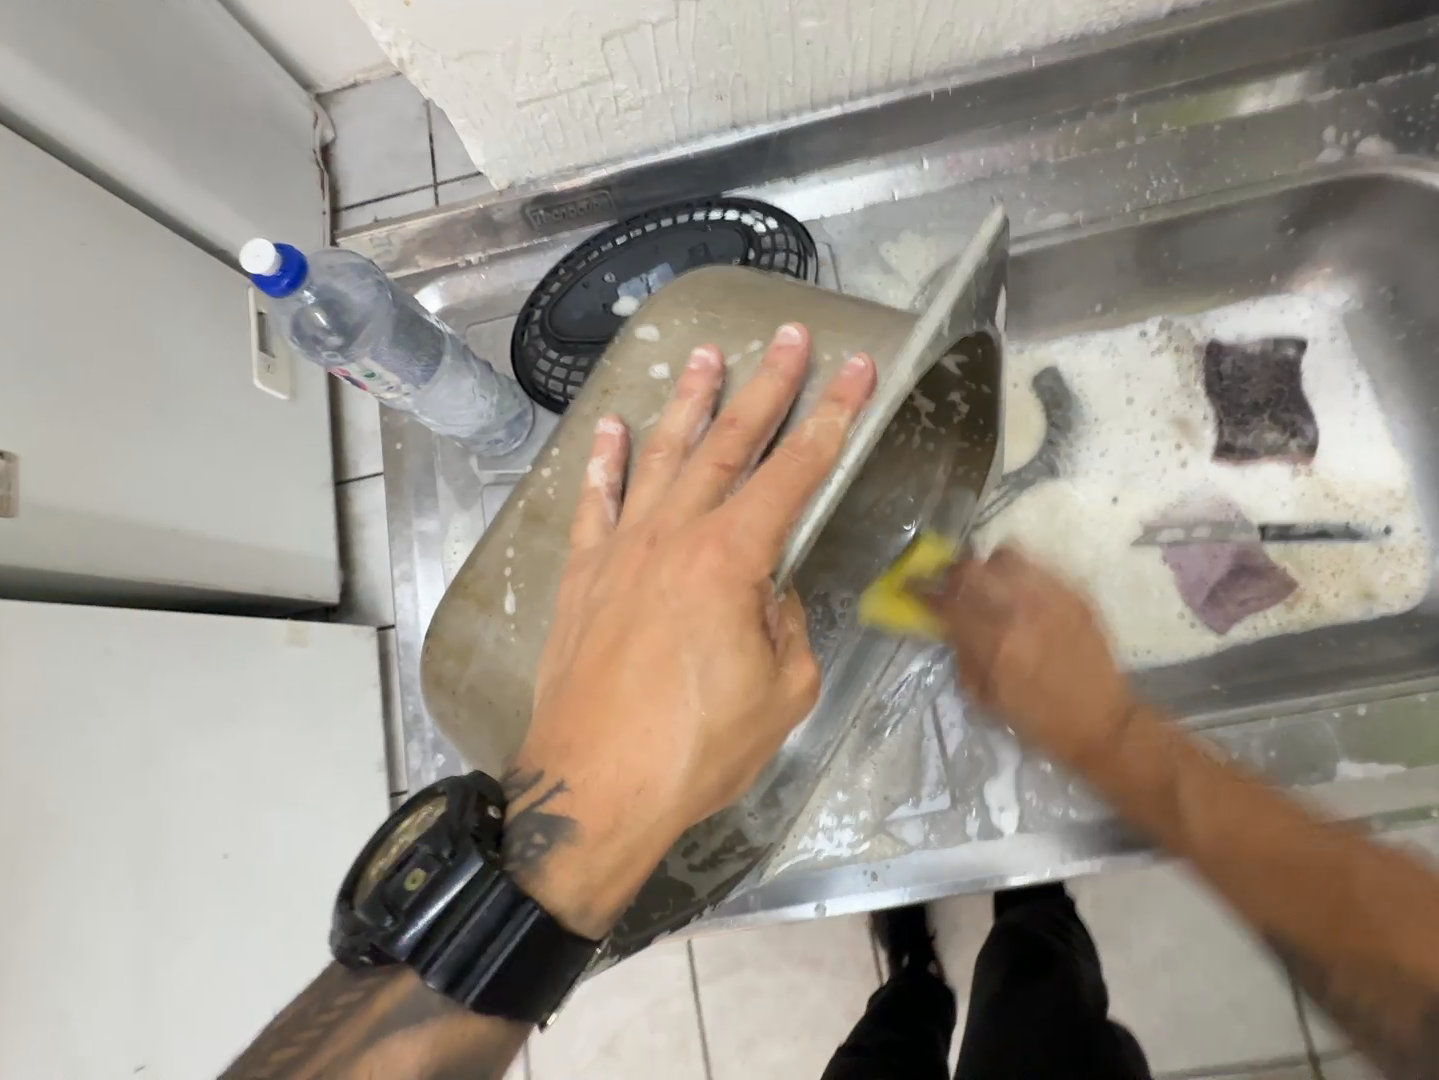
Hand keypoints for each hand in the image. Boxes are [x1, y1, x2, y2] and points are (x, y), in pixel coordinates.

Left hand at [504, 323, 875, 936]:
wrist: (592, 788)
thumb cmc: (696, 748)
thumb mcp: (782, 691)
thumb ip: (786, 625)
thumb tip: (770, 593)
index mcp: (731, 558)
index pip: (796, 470)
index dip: (833, 416)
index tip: (856, 369)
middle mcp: (674, 534)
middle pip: (729, 443)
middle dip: (766, 385)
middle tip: (788, 336)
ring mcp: (620, 547)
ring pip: (661, 456)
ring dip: (689, 403)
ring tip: (706, 357)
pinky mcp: (582, 573)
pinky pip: (594, 502)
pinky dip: (604, 461)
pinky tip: (612, 427)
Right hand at [929, 546, 1145, 770]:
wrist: (1101, 723)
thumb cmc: (1038, 720)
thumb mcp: (986, 698)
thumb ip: (963, 656)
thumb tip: (949, 627)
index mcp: (994, 643)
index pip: (947, 602)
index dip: (923, 592)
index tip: (914, 589)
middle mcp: (1021, 612)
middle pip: (972, 569)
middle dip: (953, 575)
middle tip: (951, 585)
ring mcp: (1052, 599)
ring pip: (1007, 558)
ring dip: (989, 569)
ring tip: (990, 584)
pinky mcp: (1075, 596)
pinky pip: (1039, 568)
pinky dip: (1022, 576)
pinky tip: (1022, 594)